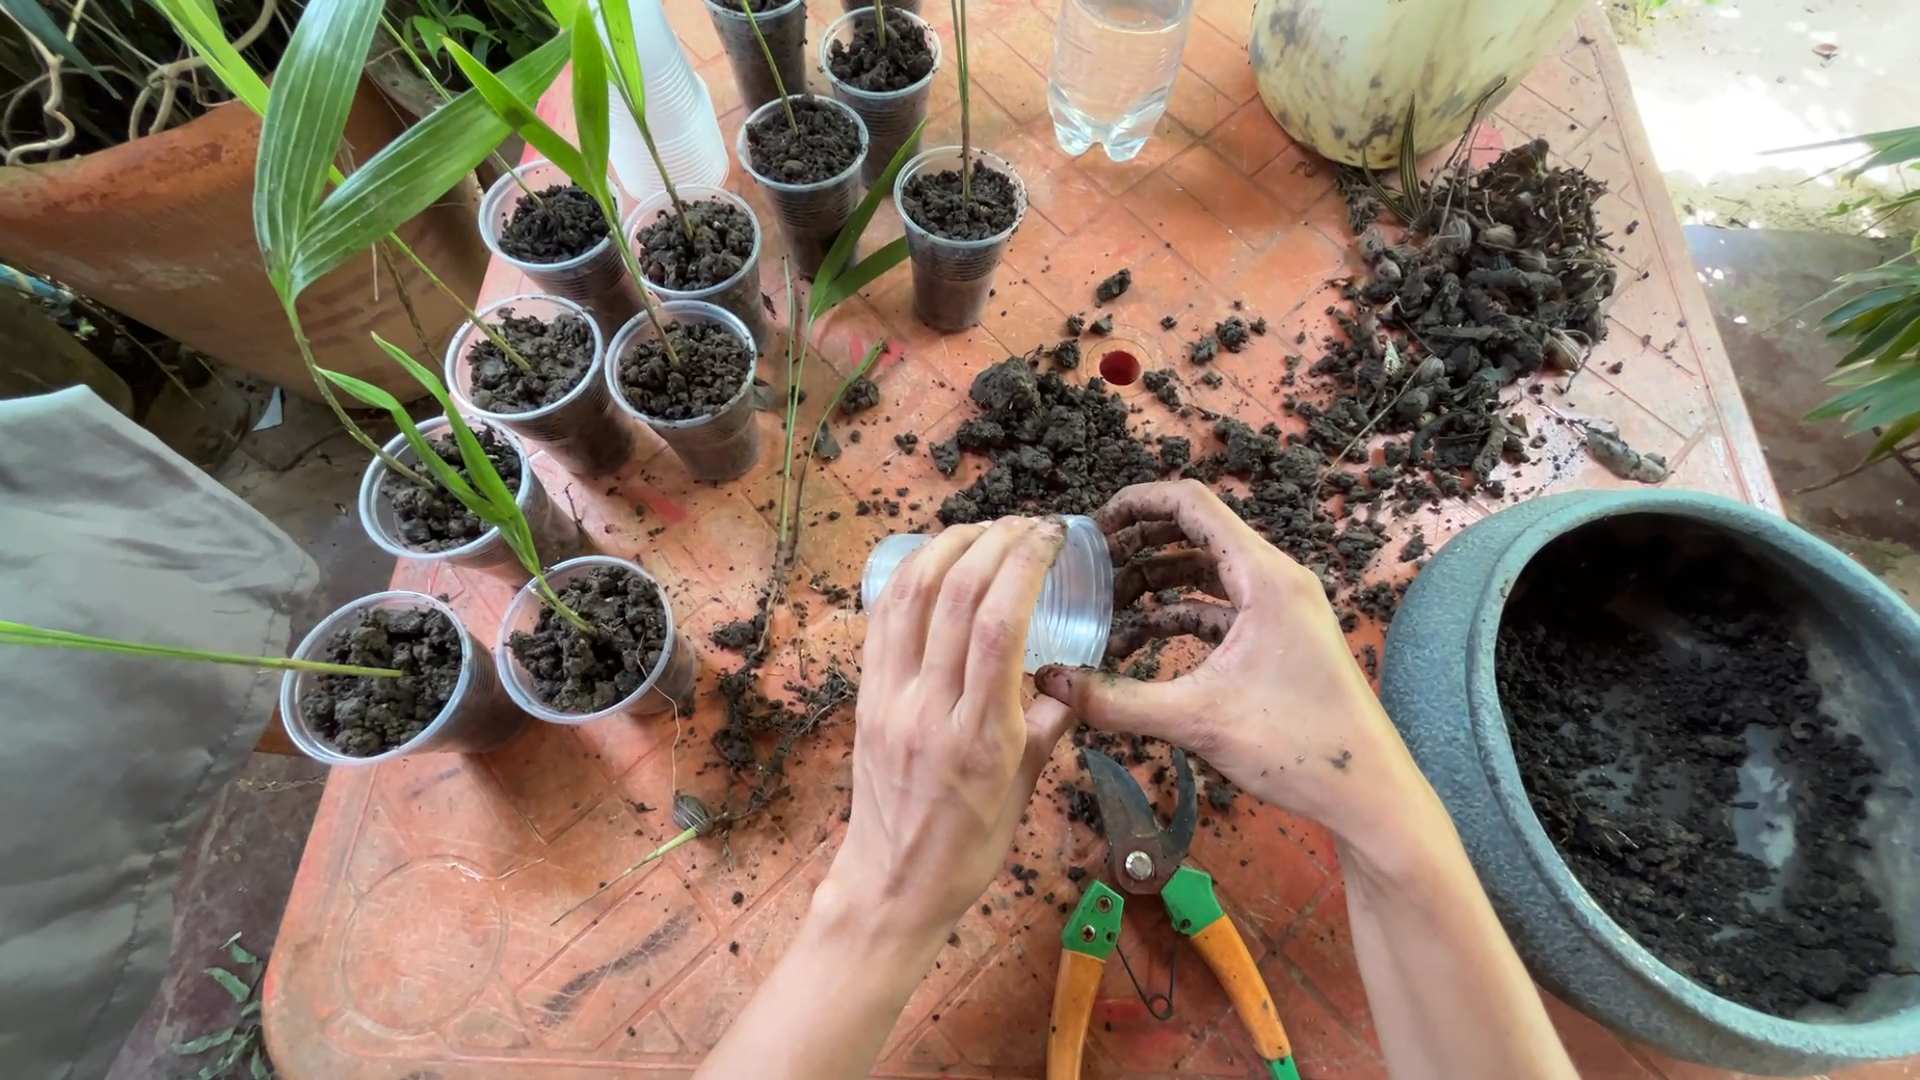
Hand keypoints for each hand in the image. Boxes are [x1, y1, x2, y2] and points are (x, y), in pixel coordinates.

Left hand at [822, 516, 1076, 939]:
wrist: (891, 883)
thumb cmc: (969, 846)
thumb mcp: (1026, 790)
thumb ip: (1049, 723)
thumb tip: (1067, 675)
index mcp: (981, 735)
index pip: (1000, 625)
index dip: (1025, 563)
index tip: (1049, 536)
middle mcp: (929, 707)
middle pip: (955, 596)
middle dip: (993, 541)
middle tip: (1024, 524)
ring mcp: (888, 697)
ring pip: (911, 595)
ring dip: (947, 545)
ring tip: (981, 527)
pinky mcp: (864, 694)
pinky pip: (881, 618)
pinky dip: (908, 575)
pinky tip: (932, 557)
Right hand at [1035, 480, 1429, 845]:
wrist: (1371, 797)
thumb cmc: (1297, 748)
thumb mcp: (1197, 720)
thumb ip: (1117, 700)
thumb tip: (1050, 684)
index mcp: (1263, 576)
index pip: (1193, 503)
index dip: (1137, 502)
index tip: (1094, 525)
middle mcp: (1274, 577)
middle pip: (1194, 532)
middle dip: (1138, 543)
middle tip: (1090, 566)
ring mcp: (1279, 606)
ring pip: (1204, 570)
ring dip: (1154, 583)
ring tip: (1106, 607)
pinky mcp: (1277, 635)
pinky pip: (1216, 606)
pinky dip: (1176, 615)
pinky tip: (1139, 641)